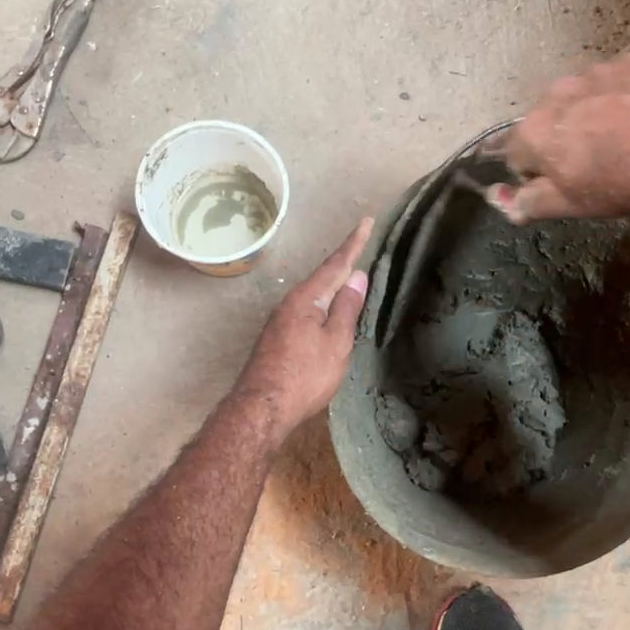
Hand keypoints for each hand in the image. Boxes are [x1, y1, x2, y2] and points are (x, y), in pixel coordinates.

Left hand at [234, 218, 374, 436]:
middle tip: (361, 246)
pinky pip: (305, 313)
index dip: (354, 244)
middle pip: (322, 279)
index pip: (336, 264)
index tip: (367, 221)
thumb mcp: (336, 342)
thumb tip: (356, 276)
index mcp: (306, 298)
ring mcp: (280, 321)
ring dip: (331, 287)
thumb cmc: (305, 375)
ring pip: (312, 297)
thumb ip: (346, 308)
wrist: (262, 408)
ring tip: (349, 280)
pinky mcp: (276, 339)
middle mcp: (290, 303)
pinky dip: (321, 306)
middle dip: (342, 264)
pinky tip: (327, 315)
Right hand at [486, 53, 629, 223]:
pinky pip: (618, 80)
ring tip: (621, 139)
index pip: (518, 154)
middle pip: (549, 119)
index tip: (563, 183)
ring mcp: (595, 73)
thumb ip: (526, 202)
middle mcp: (555, 93)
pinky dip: (623, 95)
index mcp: (532, 131)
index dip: (537, 173)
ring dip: (592, 114)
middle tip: (594, 163)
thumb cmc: (615, 185)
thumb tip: (503, 201)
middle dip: (562, 138)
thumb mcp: (566, 205)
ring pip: (583, 96)